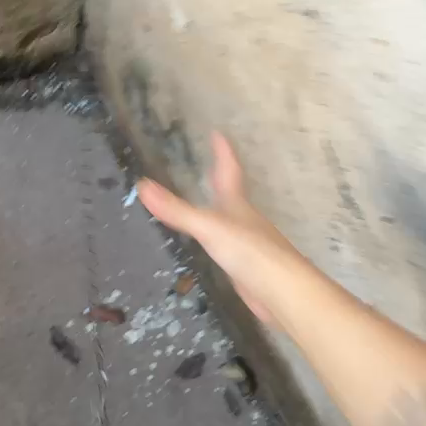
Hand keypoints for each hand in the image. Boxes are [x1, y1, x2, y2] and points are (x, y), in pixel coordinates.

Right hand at [138, 132, 312, 330]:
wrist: (283, 292)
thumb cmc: (249, 251)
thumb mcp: (208, 227)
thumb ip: (176, 210)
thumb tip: (142, 185)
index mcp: (236, 203)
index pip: (228, 170)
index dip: (223, 152)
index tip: (218, 133)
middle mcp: (244, 219)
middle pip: (231, 193)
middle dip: (221, 178)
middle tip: (211, 165)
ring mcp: (248, 244)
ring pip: (230, 220)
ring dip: (219, 209)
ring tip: (205, 204)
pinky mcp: (248, 268)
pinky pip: (228, 246)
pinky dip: (217, 240)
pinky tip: (211, 248)